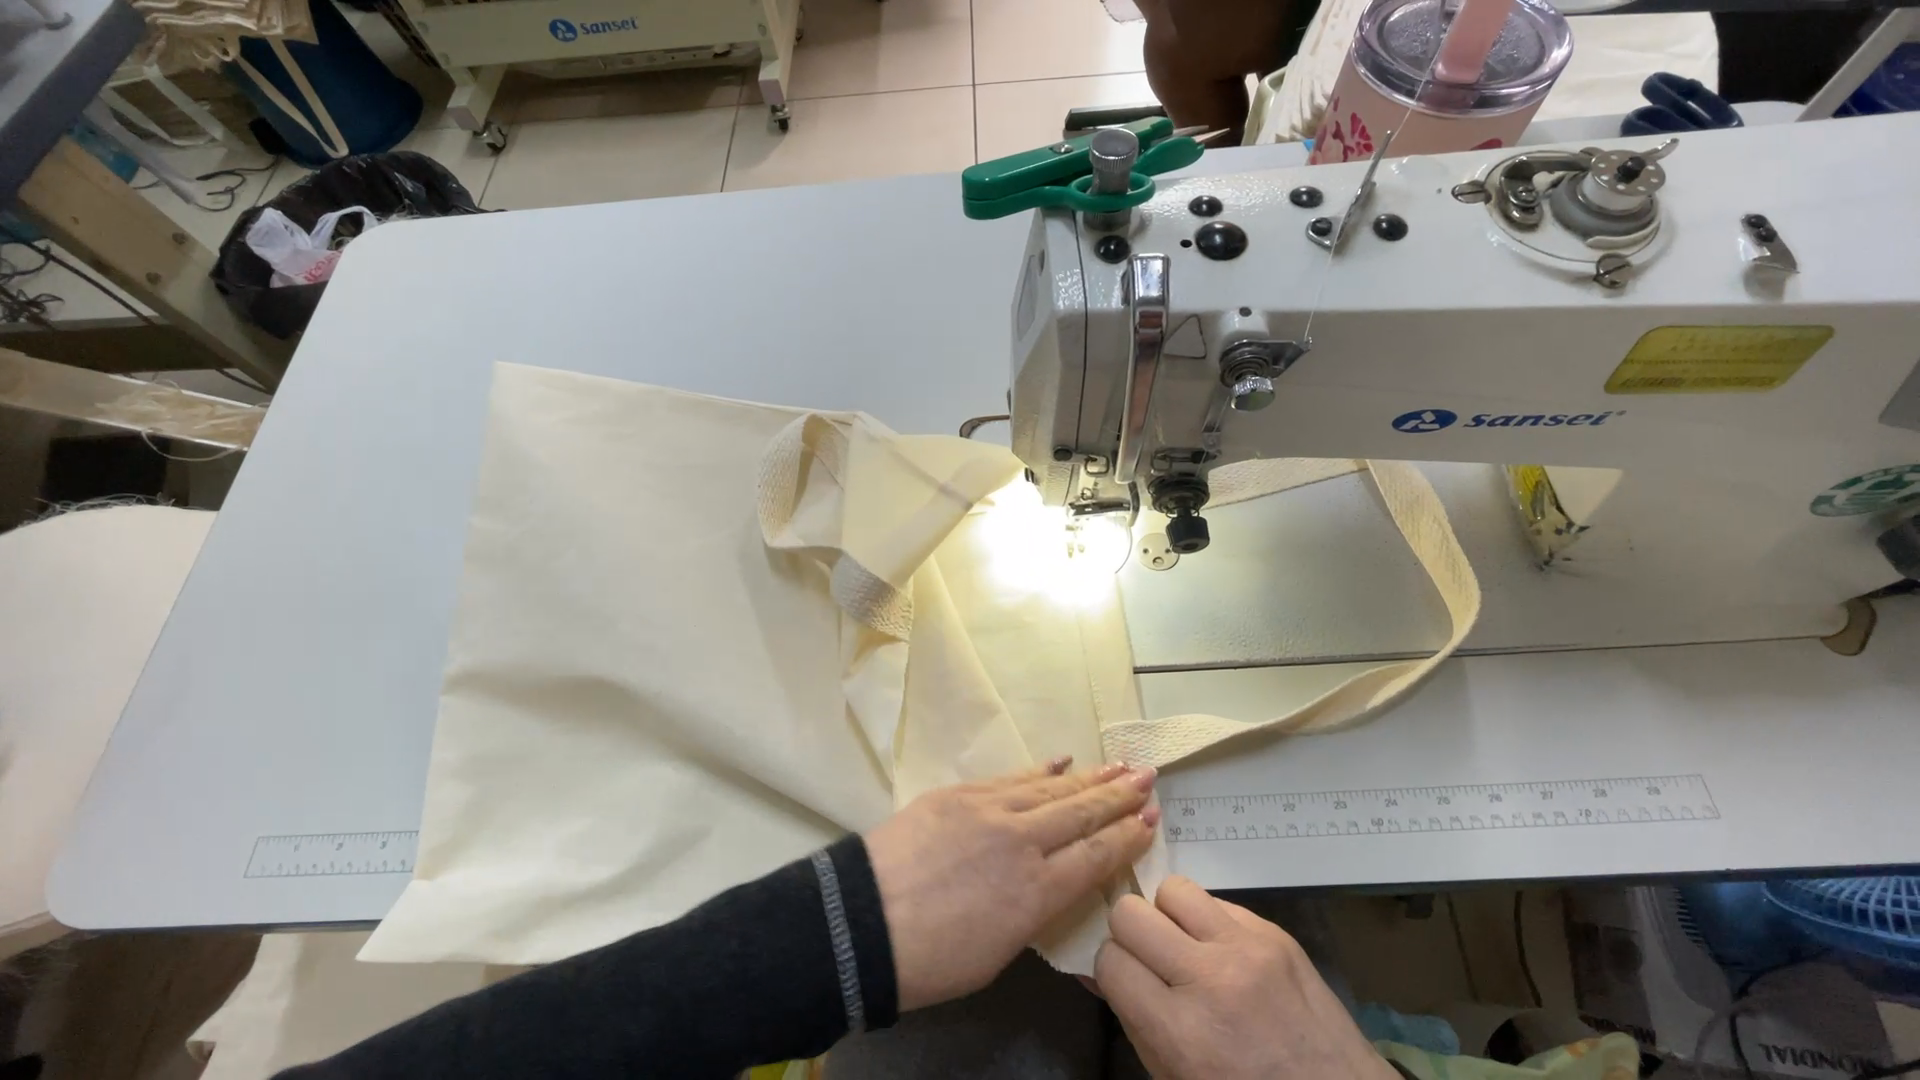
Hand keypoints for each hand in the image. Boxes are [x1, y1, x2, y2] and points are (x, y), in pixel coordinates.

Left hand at [864, 759, 1158, 1010]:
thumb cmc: (931, 960)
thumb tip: (1045, 884)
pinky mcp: (959, 795)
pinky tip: (1060, 762)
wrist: (862, 924)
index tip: (1151, 819)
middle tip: (1148, 777)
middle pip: (1080, 813)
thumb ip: (1031, 912)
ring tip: (1117, 764)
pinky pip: (1010, 778)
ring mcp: (989, 812)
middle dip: (1118, 795)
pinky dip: (1039, 771)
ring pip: (1050, 789)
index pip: (1095, 856)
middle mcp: (1022, 843)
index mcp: (1036, 892)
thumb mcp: (998, 952)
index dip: (1127, 837)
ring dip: (1087, 777)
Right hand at [1096, 877, 1397, 1079]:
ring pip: (1173, 889)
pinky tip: (1223, 953)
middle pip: (1131, 913)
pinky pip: (1218, 902)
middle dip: (1130, 935)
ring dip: (1169, 915)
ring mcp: (1247, 949)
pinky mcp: (1276, 933)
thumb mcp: (1175, 1078)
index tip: (1124, 982)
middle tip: (1150, 960)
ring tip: (1184, 946)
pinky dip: (1209, 923)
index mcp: (1181, 1031)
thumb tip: (1092, 969)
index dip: (1110, 970)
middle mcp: (1210, 979)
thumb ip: (1133, 1019)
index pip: (1110, 960)